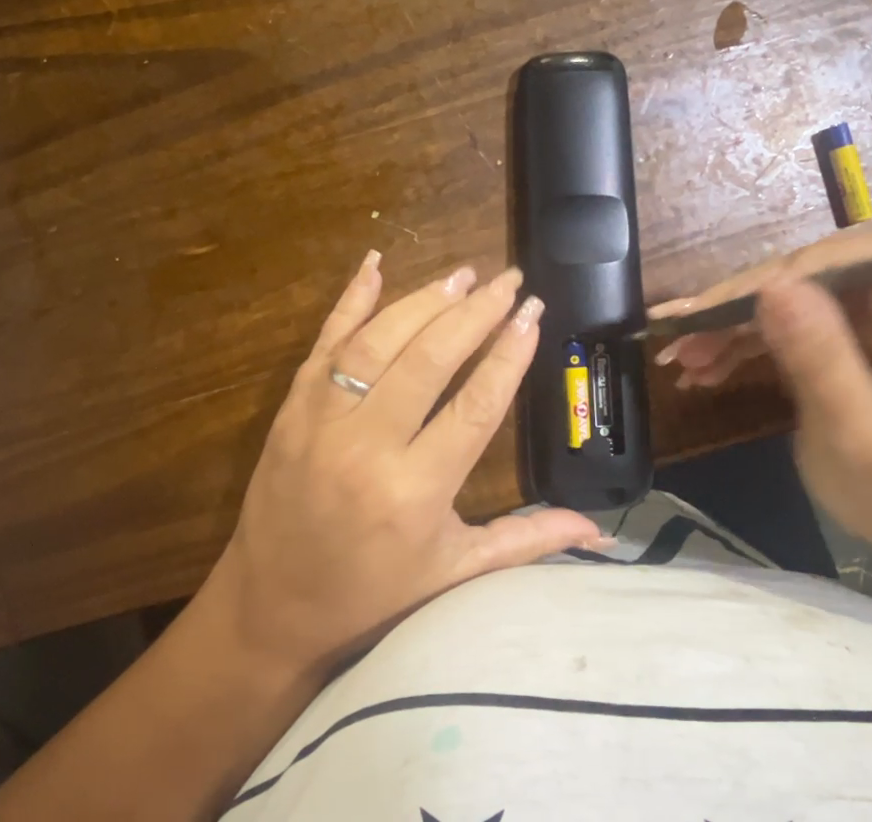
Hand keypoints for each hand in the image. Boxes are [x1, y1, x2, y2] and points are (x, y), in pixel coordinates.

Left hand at [206, 251, 606, 671]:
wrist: (271, 606)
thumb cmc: (371, 593)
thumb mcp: (452, 572)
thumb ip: (524, 541)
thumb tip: (599, 532)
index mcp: (414, 492)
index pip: (473, 407)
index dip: (507, 356)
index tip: (533, 313)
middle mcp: (366, 447)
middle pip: (427, 361)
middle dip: (474, 314)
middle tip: (508, 280)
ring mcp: (321, 422)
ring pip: (376, 343)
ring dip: (421, 302)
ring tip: (463, 277)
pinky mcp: (291, 410)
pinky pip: (322, 345)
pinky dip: (348, 302)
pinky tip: (374, 265)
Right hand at [657, 228, 871, 566]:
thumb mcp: (861, 440)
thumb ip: (821, 361)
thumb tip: (773, 286)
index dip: (809, 262)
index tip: (745, 299)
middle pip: (819, 271)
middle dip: (748, 296)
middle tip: (685, 331)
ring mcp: (868, 331)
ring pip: (790, 297)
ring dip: (730, 322)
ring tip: (680, 358)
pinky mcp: (839, 348)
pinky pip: (782, 327)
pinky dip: (738, 344)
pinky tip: (699, 369)